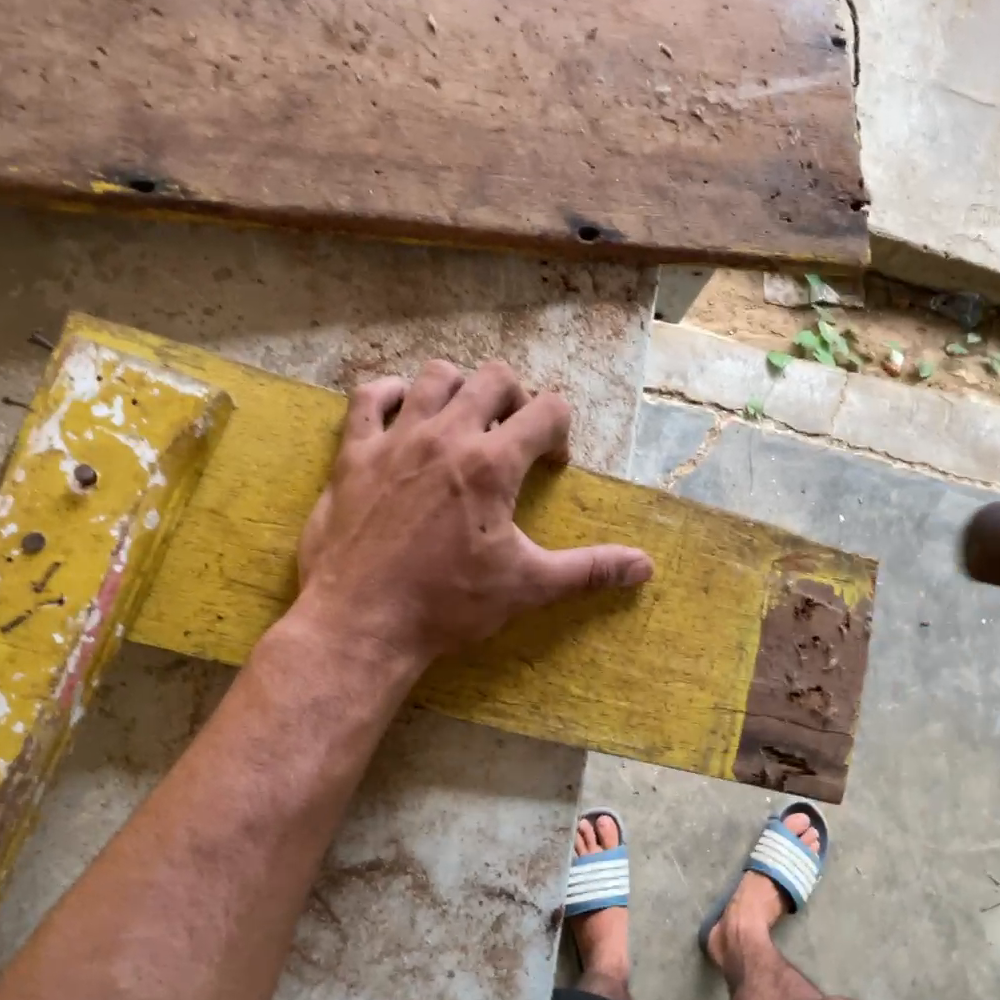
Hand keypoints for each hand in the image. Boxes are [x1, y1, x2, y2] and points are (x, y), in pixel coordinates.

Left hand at [291, 359, 653, 667]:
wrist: (360, 624)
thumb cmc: (447, 605)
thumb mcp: (527, 587)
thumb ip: (589, 570)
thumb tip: (645, 566)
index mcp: (492, 464)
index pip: (548, 410)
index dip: (560, 431)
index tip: (552, 465)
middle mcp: (446, 436)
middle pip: (495, 378)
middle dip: (516, 398)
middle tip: (513, 436)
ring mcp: (396, 440)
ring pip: (435, 376)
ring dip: (459, 389)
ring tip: (464, 421)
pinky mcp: (354, 454)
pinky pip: (369, 397)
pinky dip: (391, 395)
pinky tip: (404, 414)